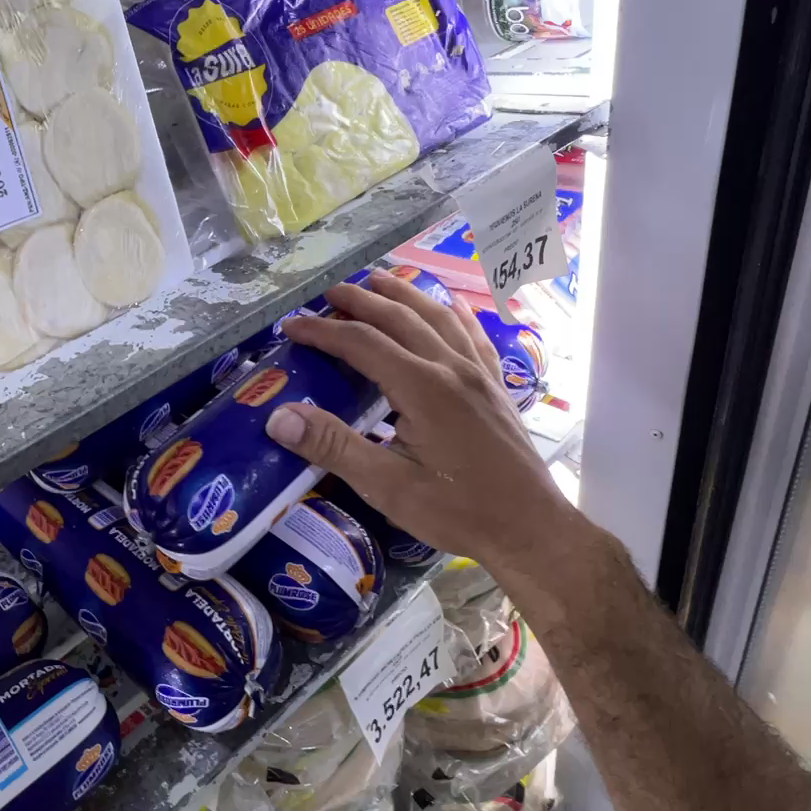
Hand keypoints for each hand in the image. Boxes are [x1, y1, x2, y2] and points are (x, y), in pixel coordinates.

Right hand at [266, 271, 572, 568]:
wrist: (533, 531)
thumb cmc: (457, 511)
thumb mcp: (386, 485)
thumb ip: (332, 445)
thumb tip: (278, 416)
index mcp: (422, 386)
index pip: (361, 342)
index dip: (322, 330)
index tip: (291, 326)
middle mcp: (451, 368)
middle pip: (400, 317)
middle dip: (361, 300)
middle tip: (329, 292)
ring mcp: (479, 374)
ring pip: (438, 317)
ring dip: (404, 294)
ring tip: (379, 279)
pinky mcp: (497, 387)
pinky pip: (475, 336)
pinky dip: (456, 314)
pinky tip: (451, 304)